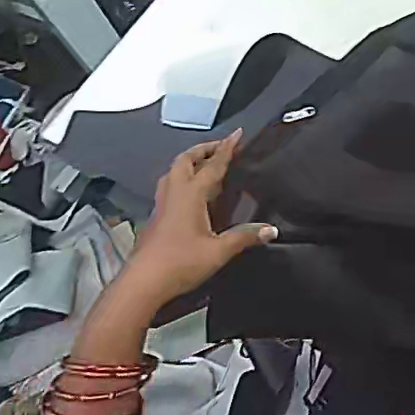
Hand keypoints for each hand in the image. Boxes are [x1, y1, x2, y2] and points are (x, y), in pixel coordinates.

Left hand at [118, 130, 276, 302]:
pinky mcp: (156, 215)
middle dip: (204, 149)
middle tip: (221, 147)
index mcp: (191, 194)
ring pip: (174, 171)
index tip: (237, 134)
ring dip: (190, 161)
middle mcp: (174, 192)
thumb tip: (270, 230)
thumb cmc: (180, 263)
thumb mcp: (218, 251)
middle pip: (187, 159)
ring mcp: (162, 203)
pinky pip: (169, 185)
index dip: (227, 149)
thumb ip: (244, 237)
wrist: (144, 280)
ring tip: (205, 164)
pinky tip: (189, 192)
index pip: (213, 165)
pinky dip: (182, 178)